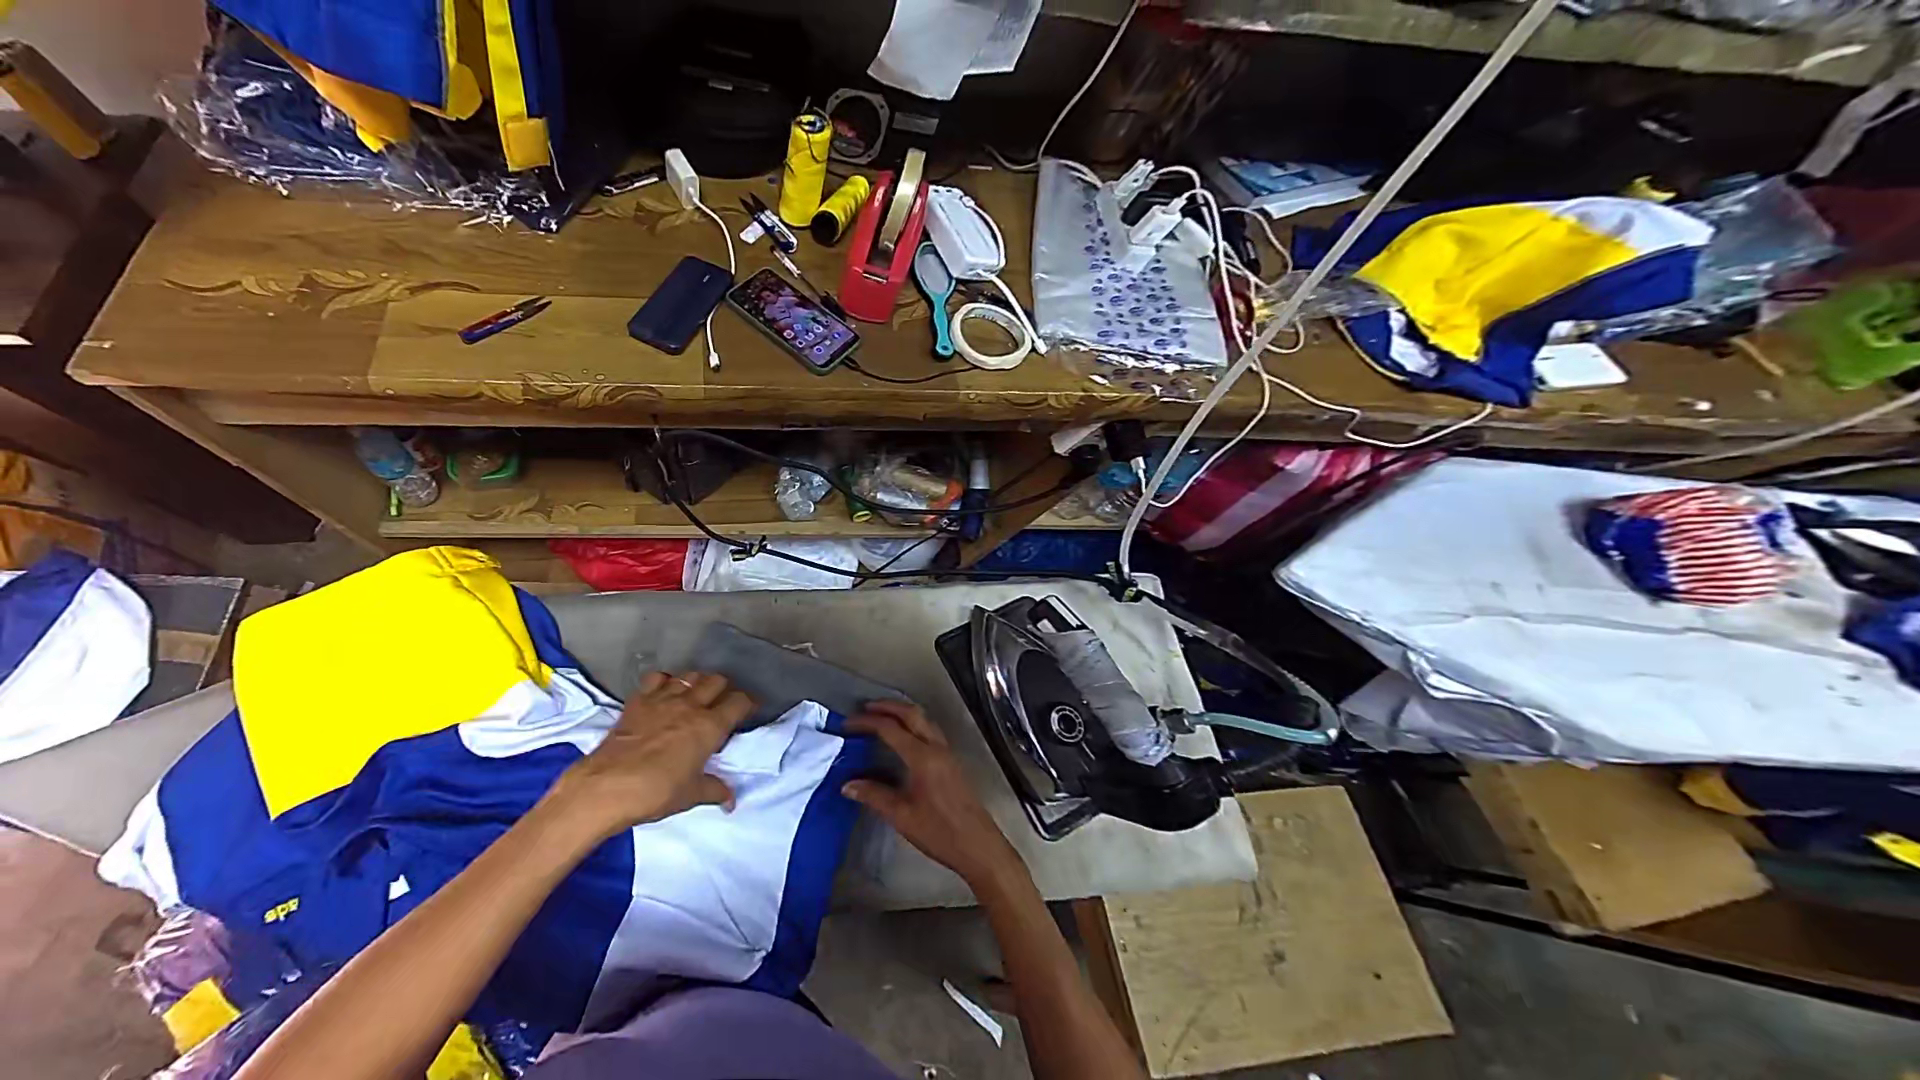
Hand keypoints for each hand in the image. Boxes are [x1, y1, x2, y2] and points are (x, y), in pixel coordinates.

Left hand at [546, 671, 750, 839]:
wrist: (605, 787)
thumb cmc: (656, 792)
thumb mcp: (691, 795)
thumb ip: (715, 791)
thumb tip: (730, 800)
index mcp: (710, 726)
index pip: (739, 702)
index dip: (748, 703)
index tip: (750, 710)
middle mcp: (690, 706)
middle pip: (716, 680)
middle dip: (724, 688)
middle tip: (723, 703)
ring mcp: (662, 700)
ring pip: (689, 675)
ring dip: (697, 682)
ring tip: (696, 695)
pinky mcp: (638, 701)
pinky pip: (657, 679)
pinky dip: (666, 681)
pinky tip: (665, 692)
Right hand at [842, 701, 1026, 890]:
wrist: (978, 845)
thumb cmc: (939, 832)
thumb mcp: (902, 816)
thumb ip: (874, 796)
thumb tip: (848, 785)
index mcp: (922, 757)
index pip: (891, 728)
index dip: (867, 721)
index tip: (848, 724)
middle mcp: (936, 748)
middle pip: (912, 713)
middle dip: (887, 706)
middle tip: (865, 708)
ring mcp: (947, 753)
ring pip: (924, 720)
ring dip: (902, 713)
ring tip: (882, 717)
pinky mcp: (952, 762)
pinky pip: (930, 731)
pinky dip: (913, 724)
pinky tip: (903, 738)